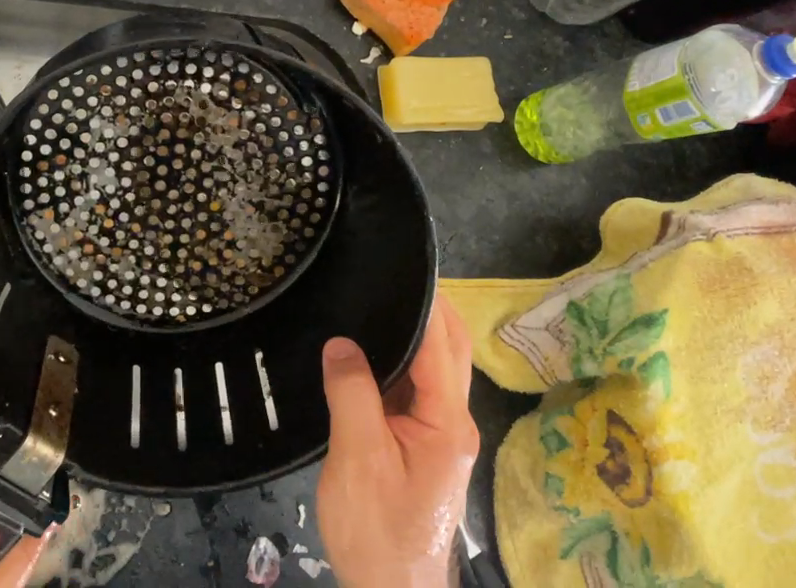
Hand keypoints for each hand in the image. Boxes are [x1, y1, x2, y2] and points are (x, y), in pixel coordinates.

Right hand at [315, 296, 479, 587]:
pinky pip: (416, 388)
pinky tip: (372, 348)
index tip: (405, 267)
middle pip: (450, 351)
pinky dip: (401, 360)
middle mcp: (454, 421)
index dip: (426, 304)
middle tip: (393, 272)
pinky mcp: (423, 445)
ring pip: (435, 368)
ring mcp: (441, 434)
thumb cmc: (377, 527)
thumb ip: (352, 394)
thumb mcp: (358, 459)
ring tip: (379, 298)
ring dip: (417, 332)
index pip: (442, 346)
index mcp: (447, 421)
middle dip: (431, 309)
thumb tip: (341, 343)